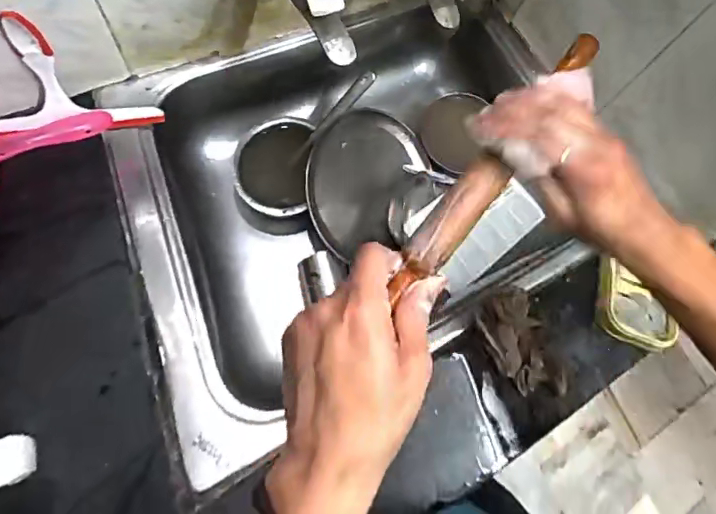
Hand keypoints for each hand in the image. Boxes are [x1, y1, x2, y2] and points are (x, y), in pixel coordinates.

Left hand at [267, 244, 443, 513]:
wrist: (325, 462)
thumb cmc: (374, 423)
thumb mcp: (413, 370)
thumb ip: (417, 316)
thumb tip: (426, 284)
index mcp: (360, 311)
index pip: (371, 253)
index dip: (389, 261)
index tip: (399, 279)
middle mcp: (327, 309)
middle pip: (355, 281)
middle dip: (374, 298)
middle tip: (388, 332)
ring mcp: (304, 323)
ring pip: (336, 301)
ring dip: (350, 316)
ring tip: (361, 358)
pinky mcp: (290, 339)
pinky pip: (317, 318)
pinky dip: (330, 331)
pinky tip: (339, 365)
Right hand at [469, 78, 682, 264]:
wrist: (648, 232)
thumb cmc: (604, 233)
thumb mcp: (563, 217)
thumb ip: (539, 180)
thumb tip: (513, 153)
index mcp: (585, 167)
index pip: (539, 132)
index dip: (507, 125)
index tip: (482, 126)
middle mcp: (597, 142)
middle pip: (550, 110)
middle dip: (514, 107)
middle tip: (488, 111)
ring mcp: (604, 133)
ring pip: (564, 102)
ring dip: (530, 98)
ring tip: (505, 101)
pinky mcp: (607, 131)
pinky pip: (576, 104)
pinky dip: (551, 95)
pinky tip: (535, 93)